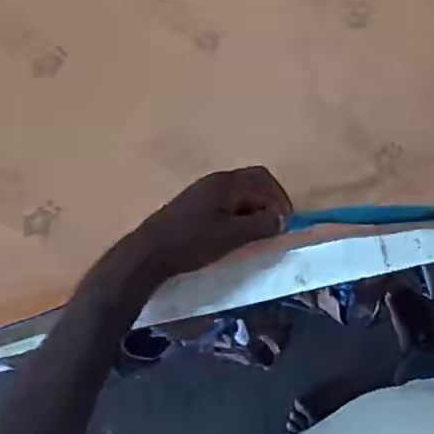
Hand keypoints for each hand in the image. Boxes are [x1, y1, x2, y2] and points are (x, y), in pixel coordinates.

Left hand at [129, 167, 292, 280]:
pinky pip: (227, 200)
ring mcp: (204, 190)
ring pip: (240, 191)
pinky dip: (240, 211)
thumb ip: (260, 225)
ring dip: (255, 206)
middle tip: (276, 223)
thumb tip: (281, 219)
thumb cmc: (192, 242)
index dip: (280, 199)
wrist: (148, 253)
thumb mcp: (232, 236)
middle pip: (253, 180)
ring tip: (259, 230)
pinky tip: (237, 231)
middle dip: (270, 199)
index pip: (264, 180)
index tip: (284, 223)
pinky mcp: (195, 203)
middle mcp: (216, 180)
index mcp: (226, 183)